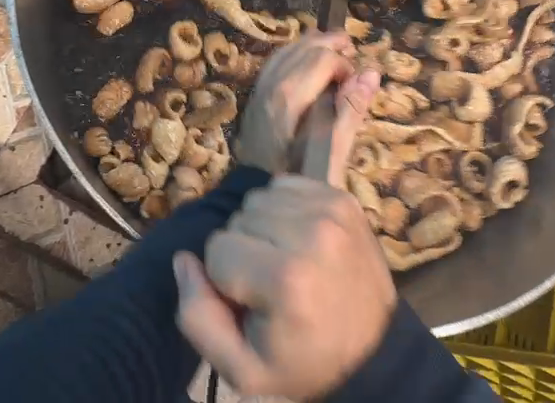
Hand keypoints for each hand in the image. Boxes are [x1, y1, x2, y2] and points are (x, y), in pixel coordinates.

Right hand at [175, 36, 391, 398]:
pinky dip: (283, 208)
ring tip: (283, 258)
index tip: (252, 303)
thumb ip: (197, 316)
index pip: (216, 249)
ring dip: (262, 226)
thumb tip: (183, 259)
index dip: (224, 280)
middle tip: (268, 283)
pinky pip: (285, 184)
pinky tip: (298, 237)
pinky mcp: (343, 196)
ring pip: (260, 197)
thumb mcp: (242, 369)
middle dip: (243, 249)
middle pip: (239, 216)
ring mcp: (331, 210)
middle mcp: (312, 233)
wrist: (372, 352)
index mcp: (287, 278)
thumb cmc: (302, 361)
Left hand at [233, 31, 375, 174]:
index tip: (355, 83)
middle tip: (350, 48)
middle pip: (304, 49)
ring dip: (311, 45)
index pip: (322, 59)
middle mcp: (271, 85)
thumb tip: (371, 74)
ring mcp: (259, 89)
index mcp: (289, 96)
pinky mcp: (254, 97)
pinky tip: (305, 59)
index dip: (344, 65)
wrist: (254, 199)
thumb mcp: (330, 152)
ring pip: (287, 51)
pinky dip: (294, 54)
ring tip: (333, 46)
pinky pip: (275, 62)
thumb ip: (350, 111)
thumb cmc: (297, 179)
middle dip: (329, 45)